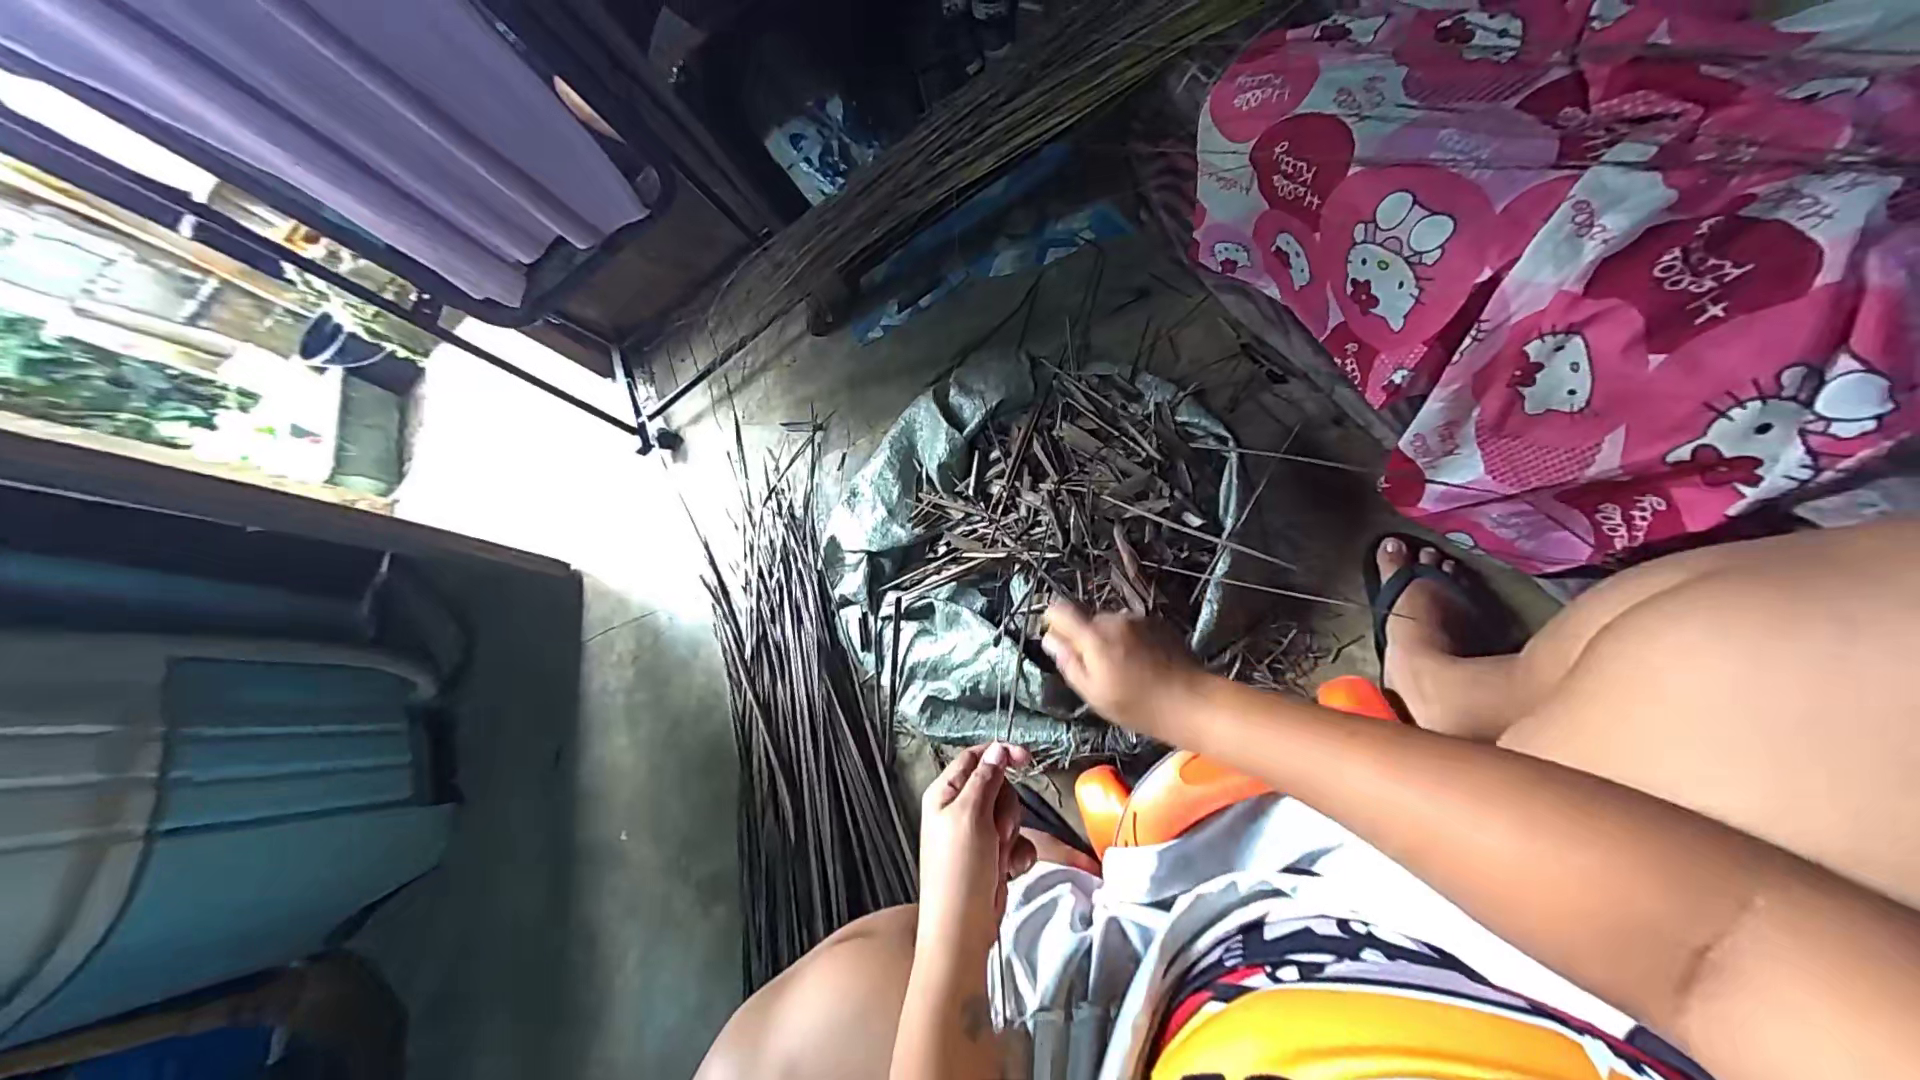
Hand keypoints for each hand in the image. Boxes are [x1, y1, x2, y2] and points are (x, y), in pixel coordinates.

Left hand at [916, 743, 1035, 954]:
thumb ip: (986, 778)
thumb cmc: (959, 869)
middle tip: (997, 829)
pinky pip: (1017, 840)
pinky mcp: (992, 855)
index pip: (974, 758)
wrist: (963, 929)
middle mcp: (959, 809)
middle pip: (998, 785)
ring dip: (1011, 832)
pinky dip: (1017, 853)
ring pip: (1010, 813)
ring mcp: (977, 833)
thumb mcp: (971, 815)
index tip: (1026, 759)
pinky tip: (1006, 869)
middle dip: (1006, 806)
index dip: (1000, 754)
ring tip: (997, 854)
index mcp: (945, 793)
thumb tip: (997, 748)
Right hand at [1040, 601, 1207, 738]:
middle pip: (1087, 620)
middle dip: (1086, 639)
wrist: (1191, 701)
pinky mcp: (1158, 623)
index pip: (1060, 610)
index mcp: (1094, 637)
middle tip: (1097, 670)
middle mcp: (1115, 620)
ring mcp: (1138, 619)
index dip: (1053, 621)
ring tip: (1123, 670)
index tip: (1057, 638)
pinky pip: (1132, 627)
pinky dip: (1129, 641)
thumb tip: (1050, 639)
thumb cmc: (1137, 705)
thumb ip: (1068, 662)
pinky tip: (1141, 664)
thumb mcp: (1093, 693)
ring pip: (1110, 625)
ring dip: (1109, 641)